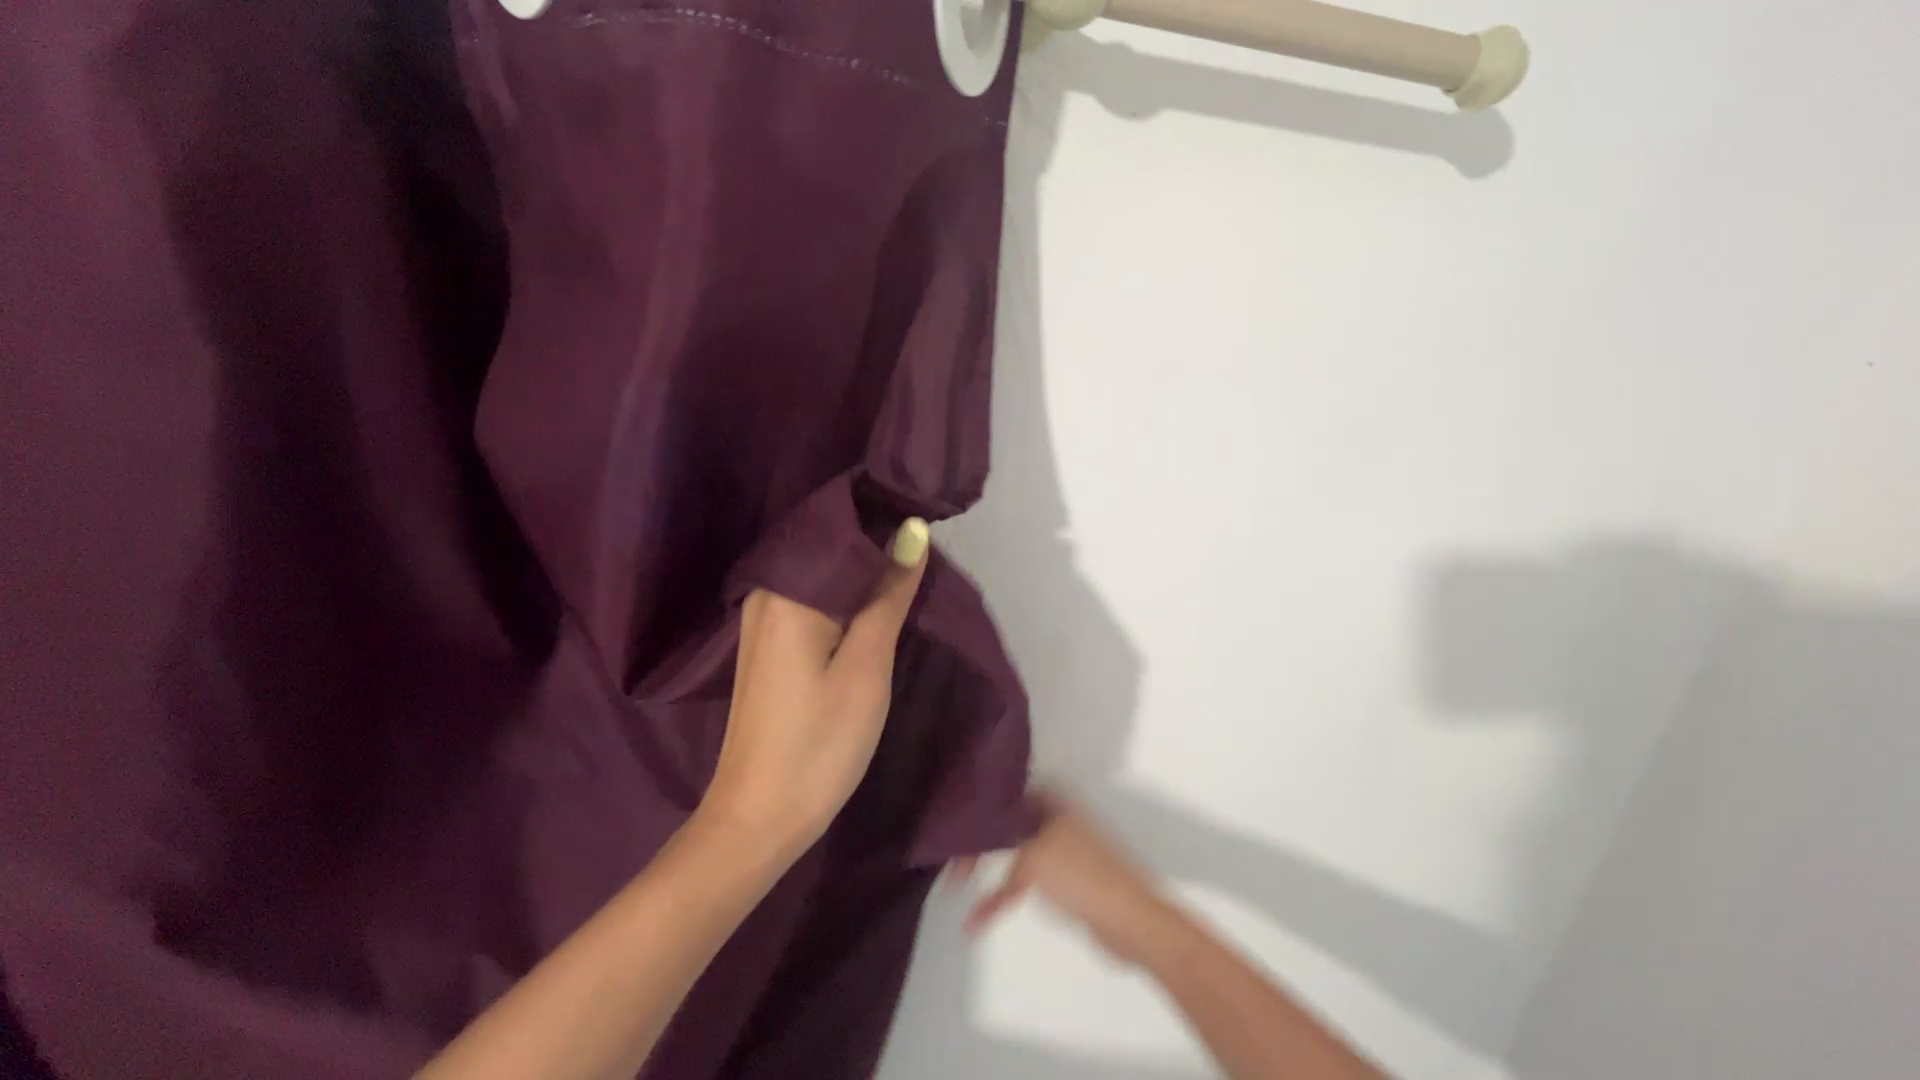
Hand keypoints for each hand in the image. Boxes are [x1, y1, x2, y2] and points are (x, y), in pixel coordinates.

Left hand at [699, 519, 930, 859]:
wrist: (759, 817)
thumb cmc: (819, 743)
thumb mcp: (866, 666)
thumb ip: (889, 594)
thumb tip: (912, 530)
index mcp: (785, 590)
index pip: (841, 529)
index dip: (885, 522)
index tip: (930, 520)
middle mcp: (765, 593)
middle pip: (830, 552)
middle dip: (877, 548)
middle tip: (929, 550)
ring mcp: (761, 621)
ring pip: (823, 580)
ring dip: (864, 578)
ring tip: (913, 573)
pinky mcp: (768, 647)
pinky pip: (812, 604)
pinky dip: (845, 602)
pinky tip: (875, 607)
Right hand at [955, 793, 1175, 965]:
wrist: (1130, 923)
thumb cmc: (1082, 877)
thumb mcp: (1033, 853)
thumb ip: (1001, 839)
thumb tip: (975, 833)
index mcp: (1055, 803)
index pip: (1010, 791)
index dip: (983, 800)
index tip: (957, 813)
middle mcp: (1058, 820)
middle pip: (1010, 823)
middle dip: (980, 837)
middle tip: (952, 852)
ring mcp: (1063, 853)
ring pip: (1015, 854)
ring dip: (988, 869)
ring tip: (957, 883)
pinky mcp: (1066, 884)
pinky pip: (1025, 885)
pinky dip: (1003, 898)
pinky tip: (979, 919)